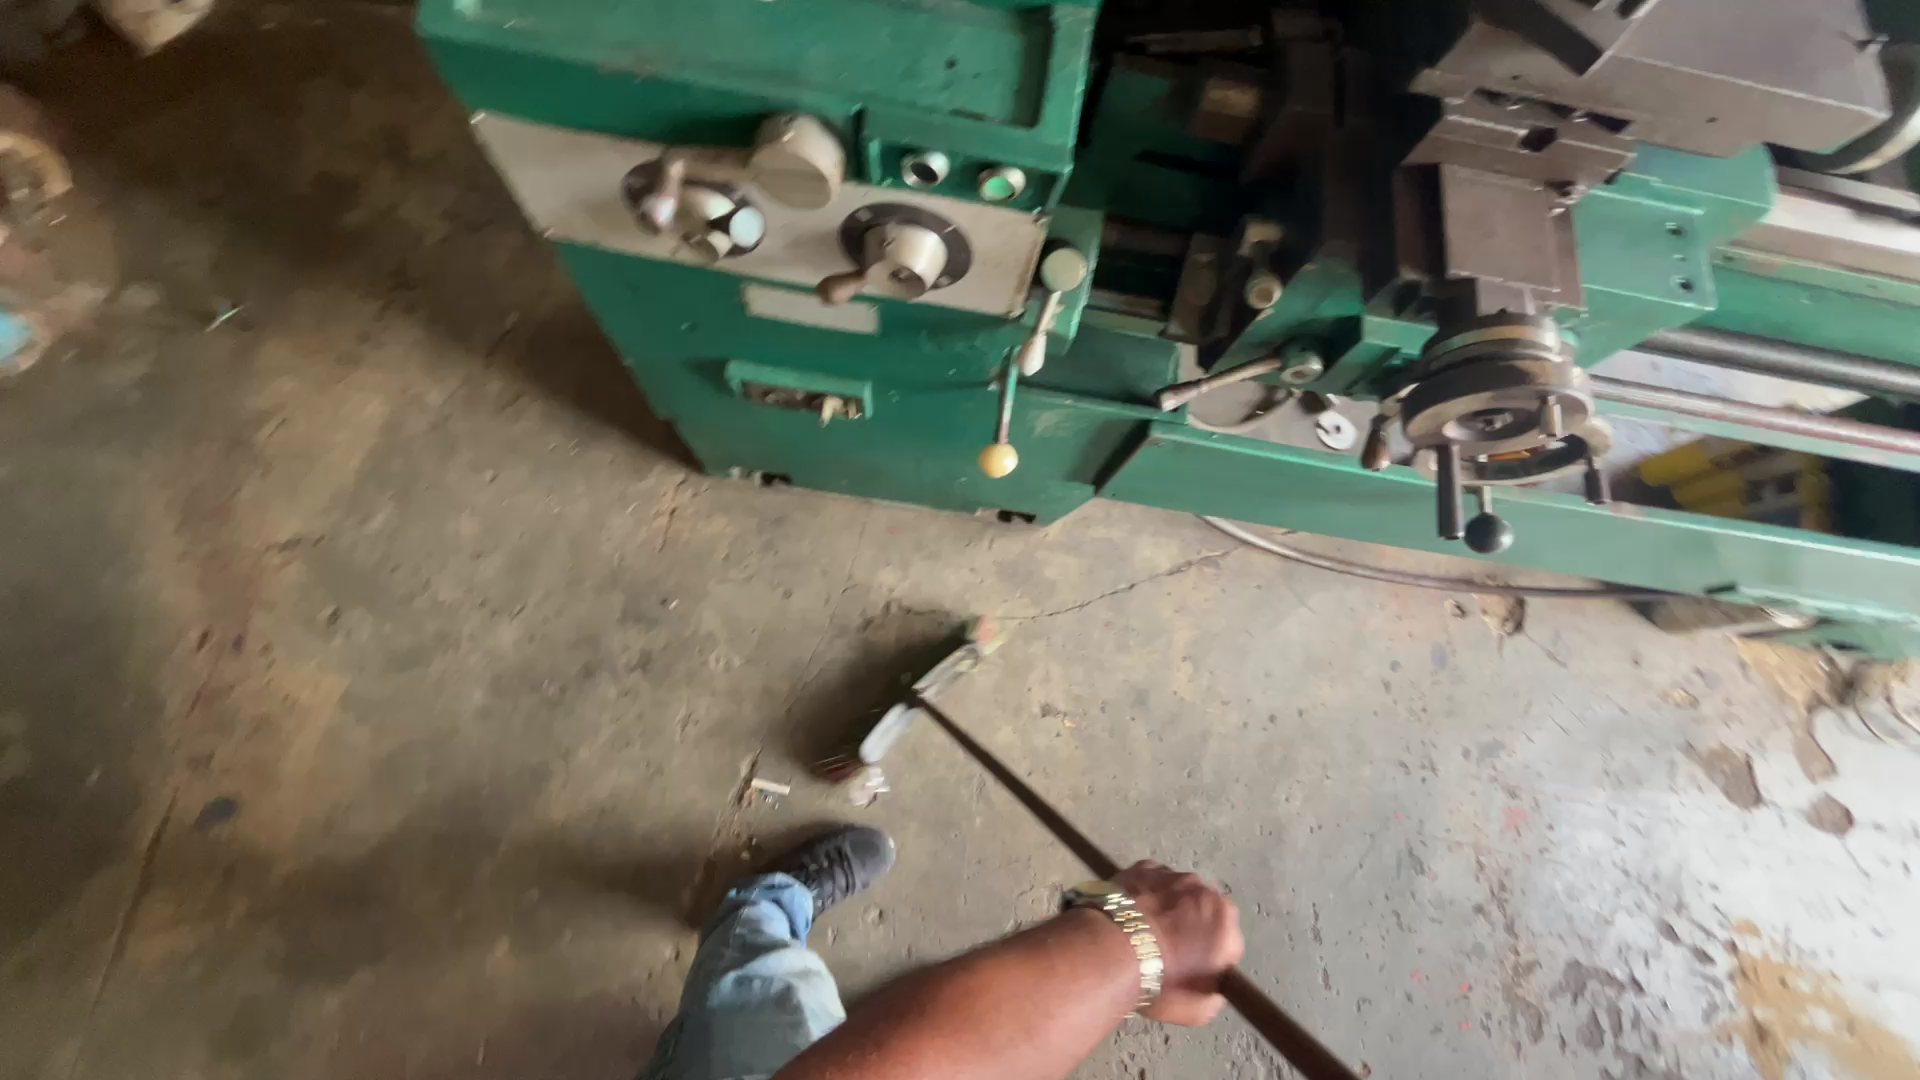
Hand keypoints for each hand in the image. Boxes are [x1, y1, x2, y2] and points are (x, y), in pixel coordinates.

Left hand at [1112, 861, 1243, 1025]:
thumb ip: (1213, 994)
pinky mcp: (1142, 865)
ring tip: (1147, 927)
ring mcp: (1171, 873)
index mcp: (1224, 924)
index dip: (1213, 958)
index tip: (1194, 968)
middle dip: (1194, 924)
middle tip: (1171, 946)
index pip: (1230, 943)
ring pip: (1179, 890)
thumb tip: (1210, 988)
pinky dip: (1147, 891)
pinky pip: (1153, 880)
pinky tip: (1132, 909)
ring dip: (1171, 905)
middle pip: (1206, 909)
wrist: (1111, 946)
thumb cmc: (1157, 980)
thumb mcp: (1197, 1010)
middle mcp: (1203, 890)